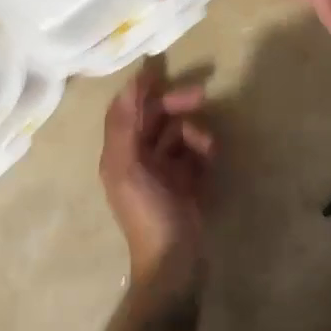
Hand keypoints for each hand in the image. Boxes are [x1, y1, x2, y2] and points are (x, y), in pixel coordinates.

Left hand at [99, 56, 214, 292]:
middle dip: (175, 103)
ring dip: (194, 131)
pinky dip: (204, 150)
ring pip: (180, 134)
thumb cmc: (147, 214)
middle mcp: (141, 158)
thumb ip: (123, 125)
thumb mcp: (126, 167)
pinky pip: (198, 154)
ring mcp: (167, 172)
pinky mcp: (190, 184)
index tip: (157, 65)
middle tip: (200, 94)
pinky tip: (211, 158)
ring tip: (206, 145)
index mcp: (120, 153)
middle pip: (157, 118)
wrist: (176, 265)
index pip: (127, 109)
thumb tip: (127, 87)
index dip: (138, 88)